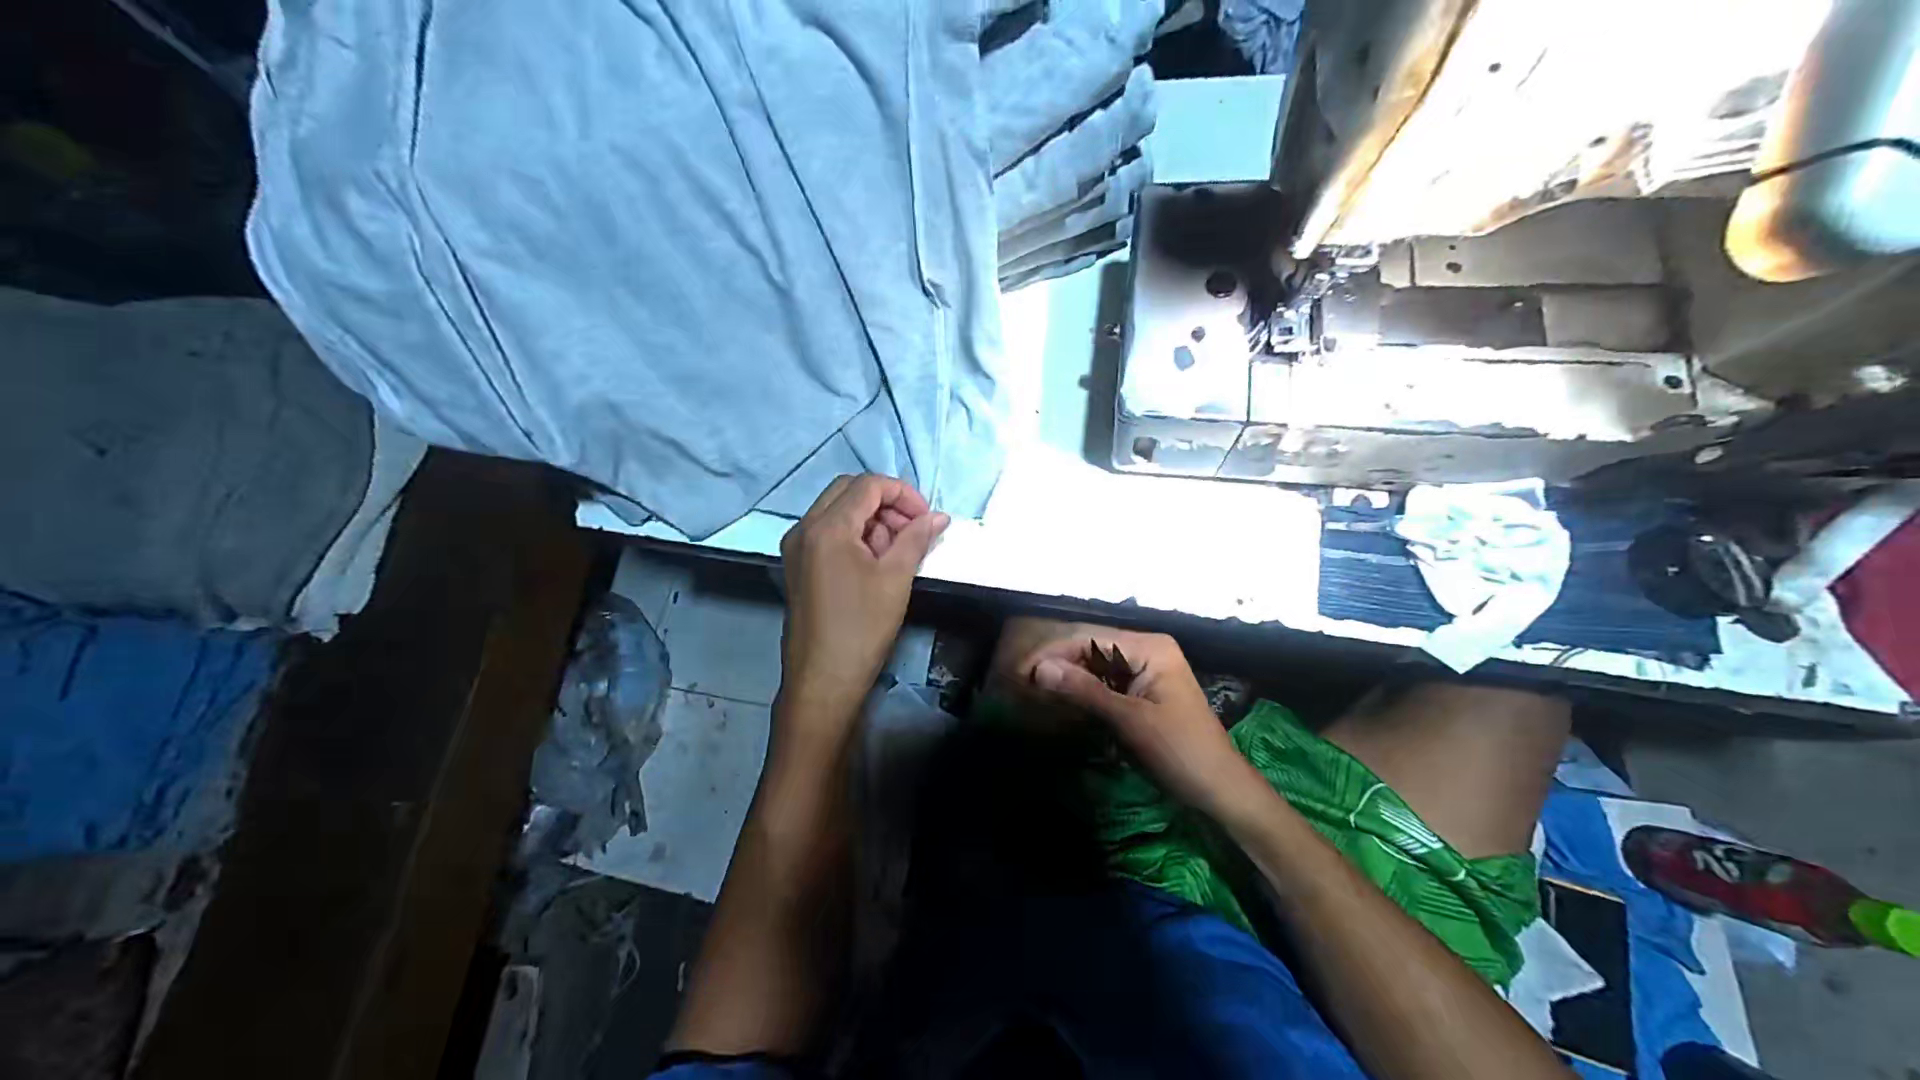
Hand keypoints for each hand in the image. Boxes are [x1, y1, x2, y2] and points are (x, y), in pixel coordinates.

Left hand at [777, 475, 948, 736]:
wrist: (823, 679)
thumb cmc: (862, 628)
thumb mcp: (896, 578)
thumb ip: (916, 538)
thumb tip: (938, 516)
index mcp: (827, 527)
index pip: (868, 485)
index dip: (903, 494)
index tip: (927, 519)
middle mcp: (804, 528)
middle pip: (850, 490)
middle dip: (886, 503)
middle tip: (912, 531)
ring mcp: (796, 546)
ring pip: (838, 509)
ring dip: (871, 518)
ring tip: (896, 551)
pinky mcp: (796, 564)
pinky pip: (827, 531)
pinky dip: (854, 534)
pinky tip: (874, 562)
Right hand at [1019, 629, 1267, 820]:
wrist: (1220, 789)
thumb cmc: (1180, 752)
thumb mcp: (1129, 720)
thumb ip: (1084, 690)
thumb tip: (1040, 669)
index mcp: (1150, 647)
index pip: (1089, 637)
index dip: (1053, 652)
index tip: (1021, 673)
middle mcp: (1148, 649)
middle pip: (1091, 646)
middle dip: (1057, 662)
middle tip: (1022, 683)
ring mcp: (1147, 669)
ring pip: (1095, 663)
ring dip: (1068, 676)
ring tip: (1035, 690)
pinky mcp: (1143, 689)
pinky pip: (1105, 681)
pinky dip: (1084, 689)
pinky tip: (1063, 699)